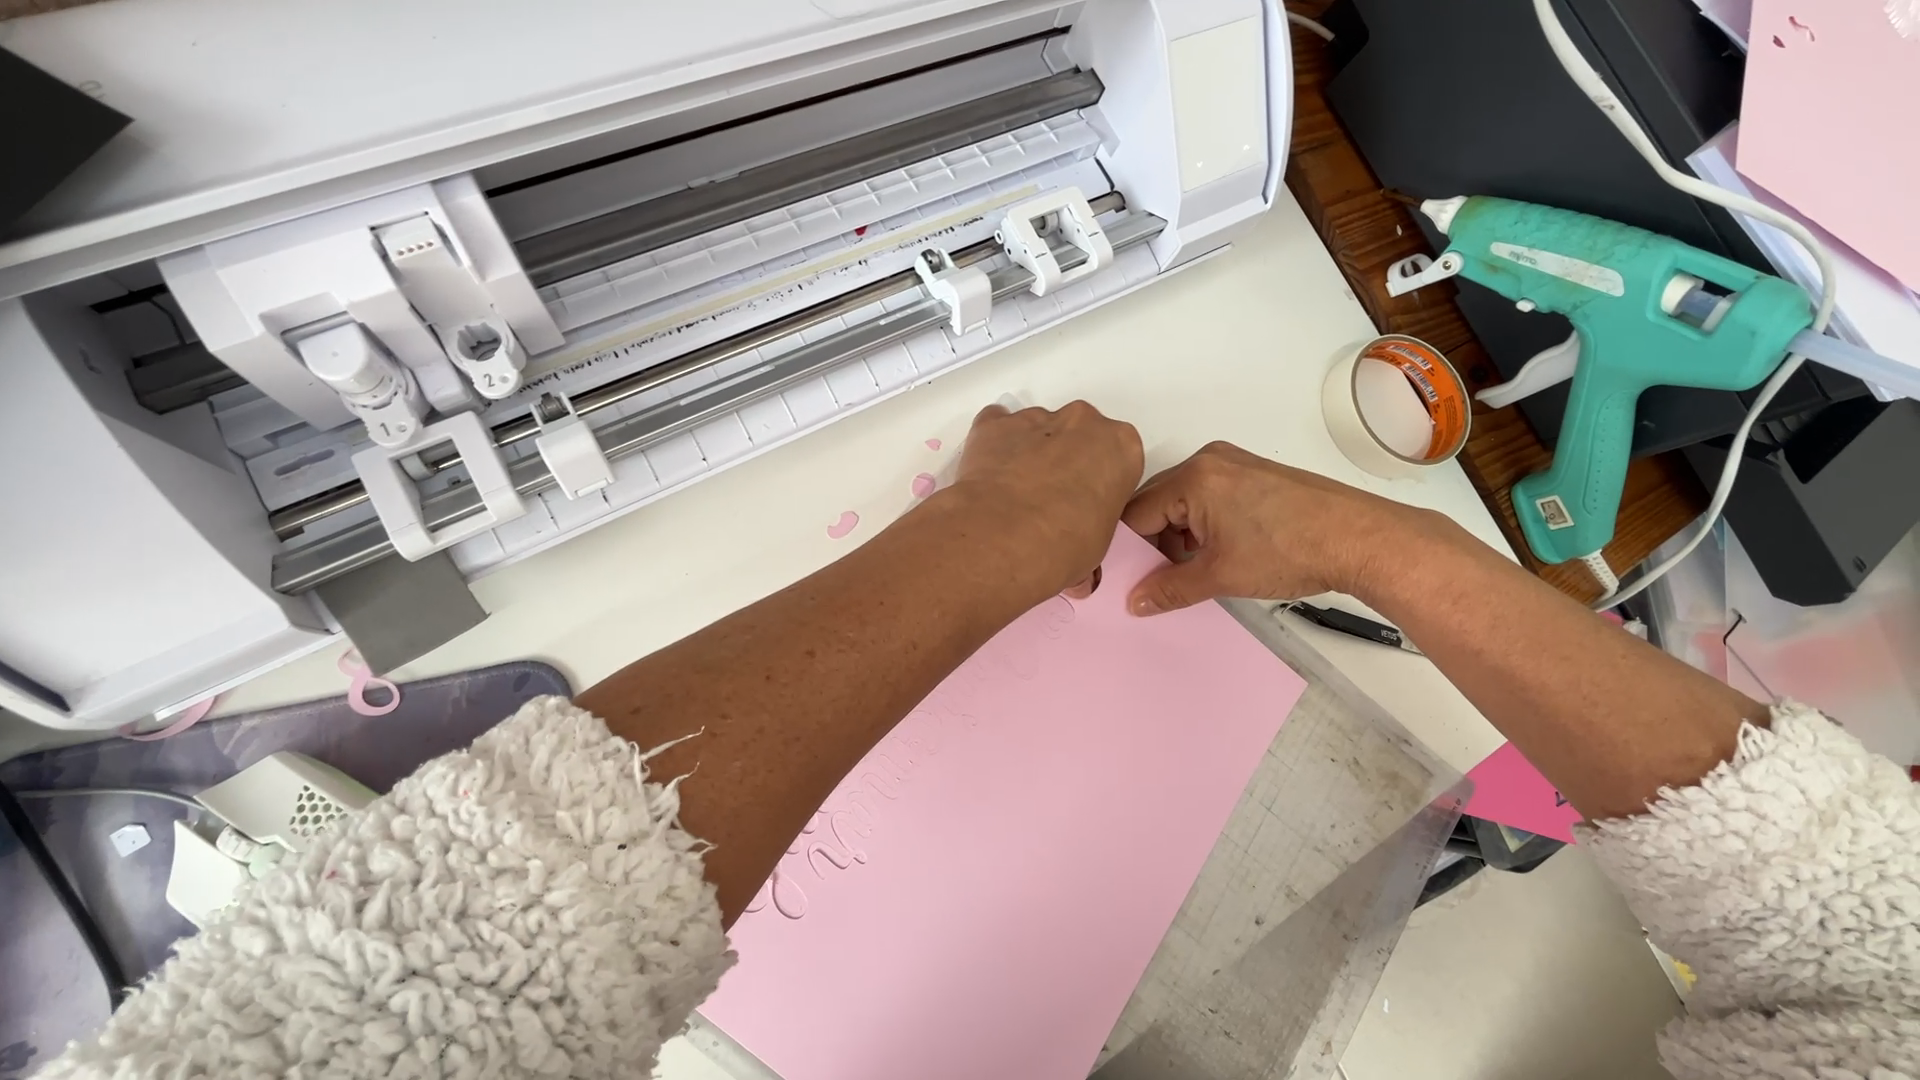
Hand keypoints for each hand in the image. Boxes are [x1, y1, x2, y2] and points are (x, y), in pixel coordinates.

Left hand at [944, 400, 1143, 602]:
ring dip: (1029, 455)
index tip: (1085, 505)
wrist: (1005, 538)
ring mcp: (1035, 419)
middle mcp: (1082, 422)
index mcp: (1121, 446)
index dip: (1099, 483)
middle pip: (1078, 435)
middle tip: (1048, 501)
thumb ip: (1091, 530)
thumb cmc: (1065, 545)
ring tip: (1013, 497)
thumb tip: (1077, 566)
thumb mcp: (1097, 546)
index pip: (1117, 458)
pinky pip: (996, 427)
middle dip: (1065, 461)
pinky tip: (989, 479)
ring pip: (1036, 430)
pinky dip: (993, 447)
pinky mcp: (993, 424)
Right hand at [1120, 442, 1430, 614]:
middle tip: (1160, 580)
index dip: (1129, 551)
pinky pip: (1208, 496)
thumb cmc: (1290, 551)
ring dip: (1179, 536)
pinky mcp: (1254, 473)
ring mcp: (1234, 463)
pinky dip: (1202, 525)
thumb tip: (1134, 603)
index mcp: (1193, 477)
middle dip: (1155, 543)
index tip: (1129, 579)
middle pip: (1157, 503)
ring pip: (1183, 501)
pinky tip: (1218, 553)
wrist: (1361, 539)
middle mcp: (1209, 460)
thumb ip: (1170, 589)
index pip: (1136, 514)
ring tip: (1193, 571)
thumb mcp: (1221, 576)